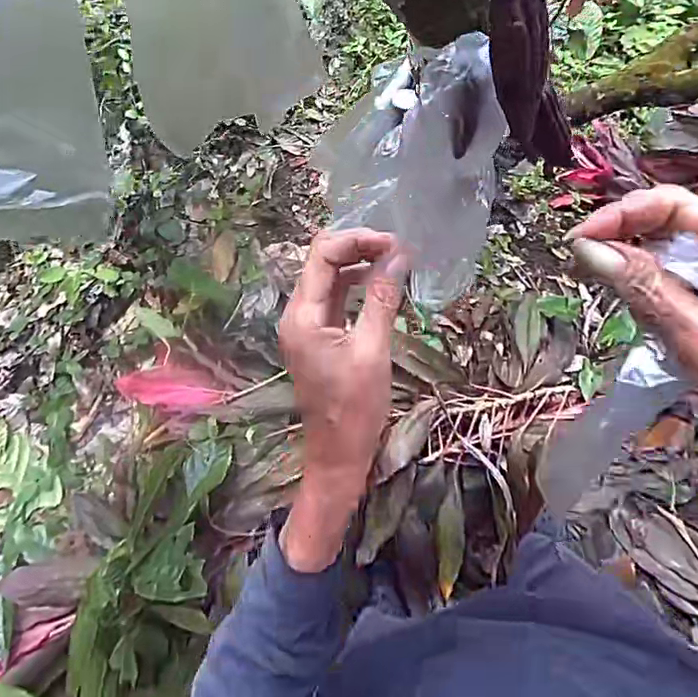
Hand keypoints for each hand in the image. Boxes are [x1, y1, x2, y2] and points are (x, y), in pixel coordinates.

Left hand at [275, 229, 407, 570]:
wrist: (338, 456)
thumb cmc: (355, 408)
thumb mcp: (373, 350)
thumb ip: (382, 299)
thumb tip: (399, 255)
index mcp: (302, 315)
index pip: (322, 255)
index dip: (357, 240)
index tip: (393, 243)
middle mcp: (298, 314)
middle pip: (323, 261)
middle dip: (359, 247)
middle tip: (398, 248)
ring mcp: (308, 324)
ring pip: (331, 277)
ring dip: (360, 263)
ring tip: (396, 259)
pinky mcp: (320, 335)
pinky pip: (337, 296)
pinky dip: (359, 284)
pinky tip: (384, 282)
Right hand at [571, 186, 697, 553]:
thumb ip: (645, 291)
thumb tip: (589, 249)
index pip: (676, 206)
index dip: (622, 215)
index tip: (580, 241)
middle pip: (675, 226)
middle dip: (627, 243)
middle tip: (584, 268)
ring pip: (679, 253)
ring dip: (641, 271)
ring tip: (614, 297)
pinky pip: (690, 279)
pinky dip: (660, 291)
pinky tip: (648, 317)